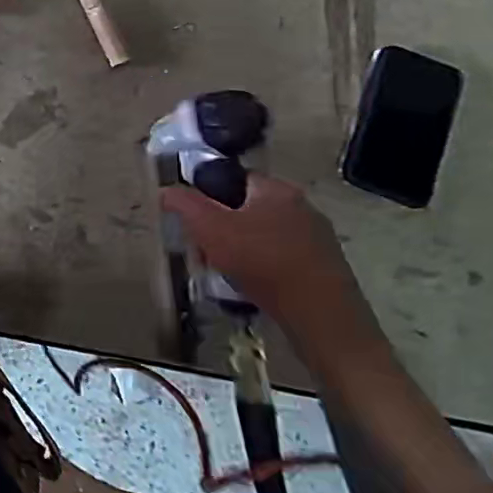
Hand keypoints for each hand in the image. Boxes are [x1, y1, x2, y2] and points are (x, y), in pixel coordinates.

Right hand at [160, 174, 368, 337]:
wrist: (319, 313)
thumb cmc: (261, 260)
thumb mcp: (208, 228)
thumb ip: (185, 204)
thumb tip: (167, 191)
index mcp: (277, 190)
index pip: (235, 178)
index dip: (209, 195)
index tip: (195, 218)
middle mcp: (303, 207)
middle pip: (248, 209)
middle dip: (222, 227)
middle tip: (204, 249)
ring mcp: (318, 237)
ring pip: (264, 235)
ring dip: (241, 248)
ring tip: (224, 271)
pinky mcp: (325, 266)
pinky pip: (282, 257)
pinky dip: (263, 266)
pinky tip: (251, 284)